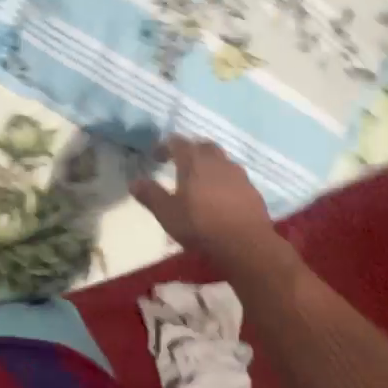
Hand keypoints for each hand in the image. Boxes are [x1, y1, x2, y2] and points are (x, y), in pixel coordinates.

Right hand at [130, 136, 280, 264]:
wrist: (245, 244)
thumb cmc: (200, 225)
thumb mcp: (167, 213)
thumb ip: (150, 195)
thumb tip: (134, 182)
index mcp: (194, 163)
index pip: (178, 143)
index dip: (165, 146)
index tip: (156, 156)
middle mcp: (218, 162)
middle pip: (203, 146)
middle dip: (190, 150)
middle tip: (179, 163)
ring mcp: (238, 175)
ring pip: (221, 160)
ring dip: (208, 164)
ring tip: (199, 181)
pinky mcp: (252, 190)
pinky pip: (234, 177)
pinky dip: (223, 180)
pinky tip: (218, 197)